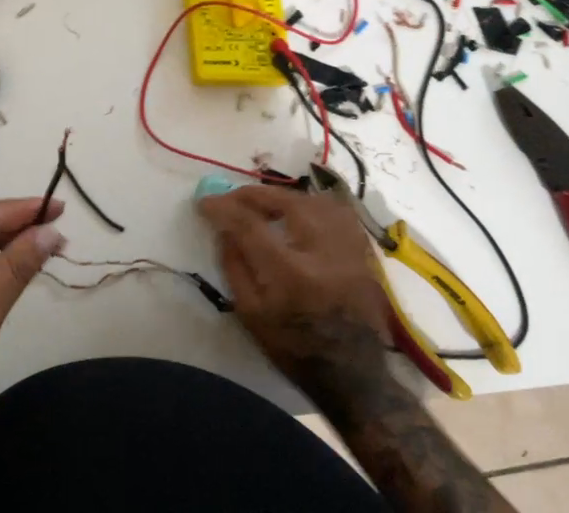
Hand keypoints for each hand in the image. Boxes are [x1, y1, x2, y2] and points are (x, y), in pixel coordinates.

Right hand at [197, 186, 390, 391]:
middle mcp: (323, 255)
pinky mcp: (364, 257)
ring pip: (317, 202)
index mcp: (290, 274)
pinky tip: (300, 211)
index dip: (222, 208)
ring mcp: (349, 254)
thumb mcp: (250, 313)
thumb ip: (234, 265)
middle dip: (254, 194)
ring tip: (265, 202)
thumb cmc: (294, 347)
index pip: (250, 225)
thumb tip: (223, 229)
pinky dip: (315, 205)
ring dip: (285, 196)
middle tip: (233, 198)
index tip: (204, 202)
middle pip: (288, 203)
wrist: (353, 375)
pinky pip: (340, 215)